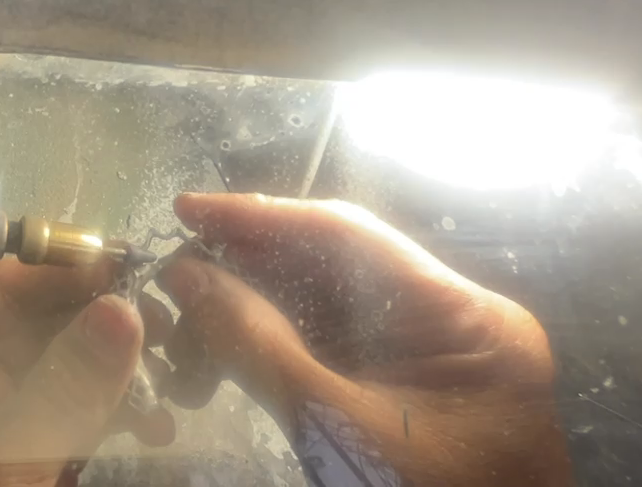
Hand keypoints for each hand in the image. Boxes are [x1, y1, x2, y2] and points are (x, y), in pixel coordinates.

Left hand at [0, 258, 173, 485]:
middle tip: (170, 320)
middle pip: (35, 321)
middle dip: (101, 316)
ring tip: (177, 374)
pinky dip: (111, 413)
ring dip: (118, 366)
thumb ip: (64, 391)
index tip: (123, 262)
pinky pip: (68, 413)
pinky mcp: (22, 452)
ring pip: (61, 366)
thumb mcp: (7, 463)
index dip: (58, 269)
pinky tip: (156, 427)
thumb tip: (123, 309)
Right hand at [156, 193, 572, 486]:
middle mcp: (447, 320)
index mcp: (468, 319)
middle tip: (173, 275)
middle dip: (242, 271)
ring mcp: (420, 355)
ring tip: (183, 333)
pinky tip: (214, 361)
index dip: (258, 216)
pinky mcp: (389, 387)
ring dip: (241, 313)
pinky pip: (315, 344)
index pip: (346, 234)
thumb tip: (181, 274)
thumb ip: (258, 344)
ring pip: (311, 304)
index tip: (186, 210)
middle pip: (325, 265)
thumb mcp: (339, 432)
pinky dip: (260, 349)